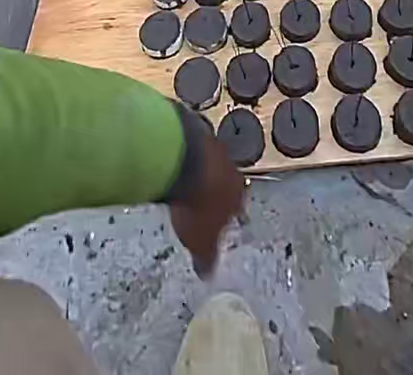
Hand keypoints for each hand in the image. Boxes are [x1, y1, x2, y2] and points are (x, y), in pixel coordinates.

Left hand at [167, 128, 244, 276]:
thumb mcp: (200, 242)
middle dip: (214, 195)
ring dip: (200, 178)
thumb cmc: (197, 206)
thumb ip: (207, 258)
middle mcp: (232, 171)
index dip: (224, 220)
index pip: (236, 211)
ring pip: (210, 169)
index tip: (213, 226)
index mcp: (238, 196)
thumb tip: (208, 275)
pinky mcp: (197, 137)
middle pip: (224, 186)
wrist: (185, 161)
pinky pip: (194, 155)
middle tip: (198, 206)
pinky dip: (187, 164)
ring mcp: (216, 152)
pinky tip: (174, 172)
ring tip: (183, 190)